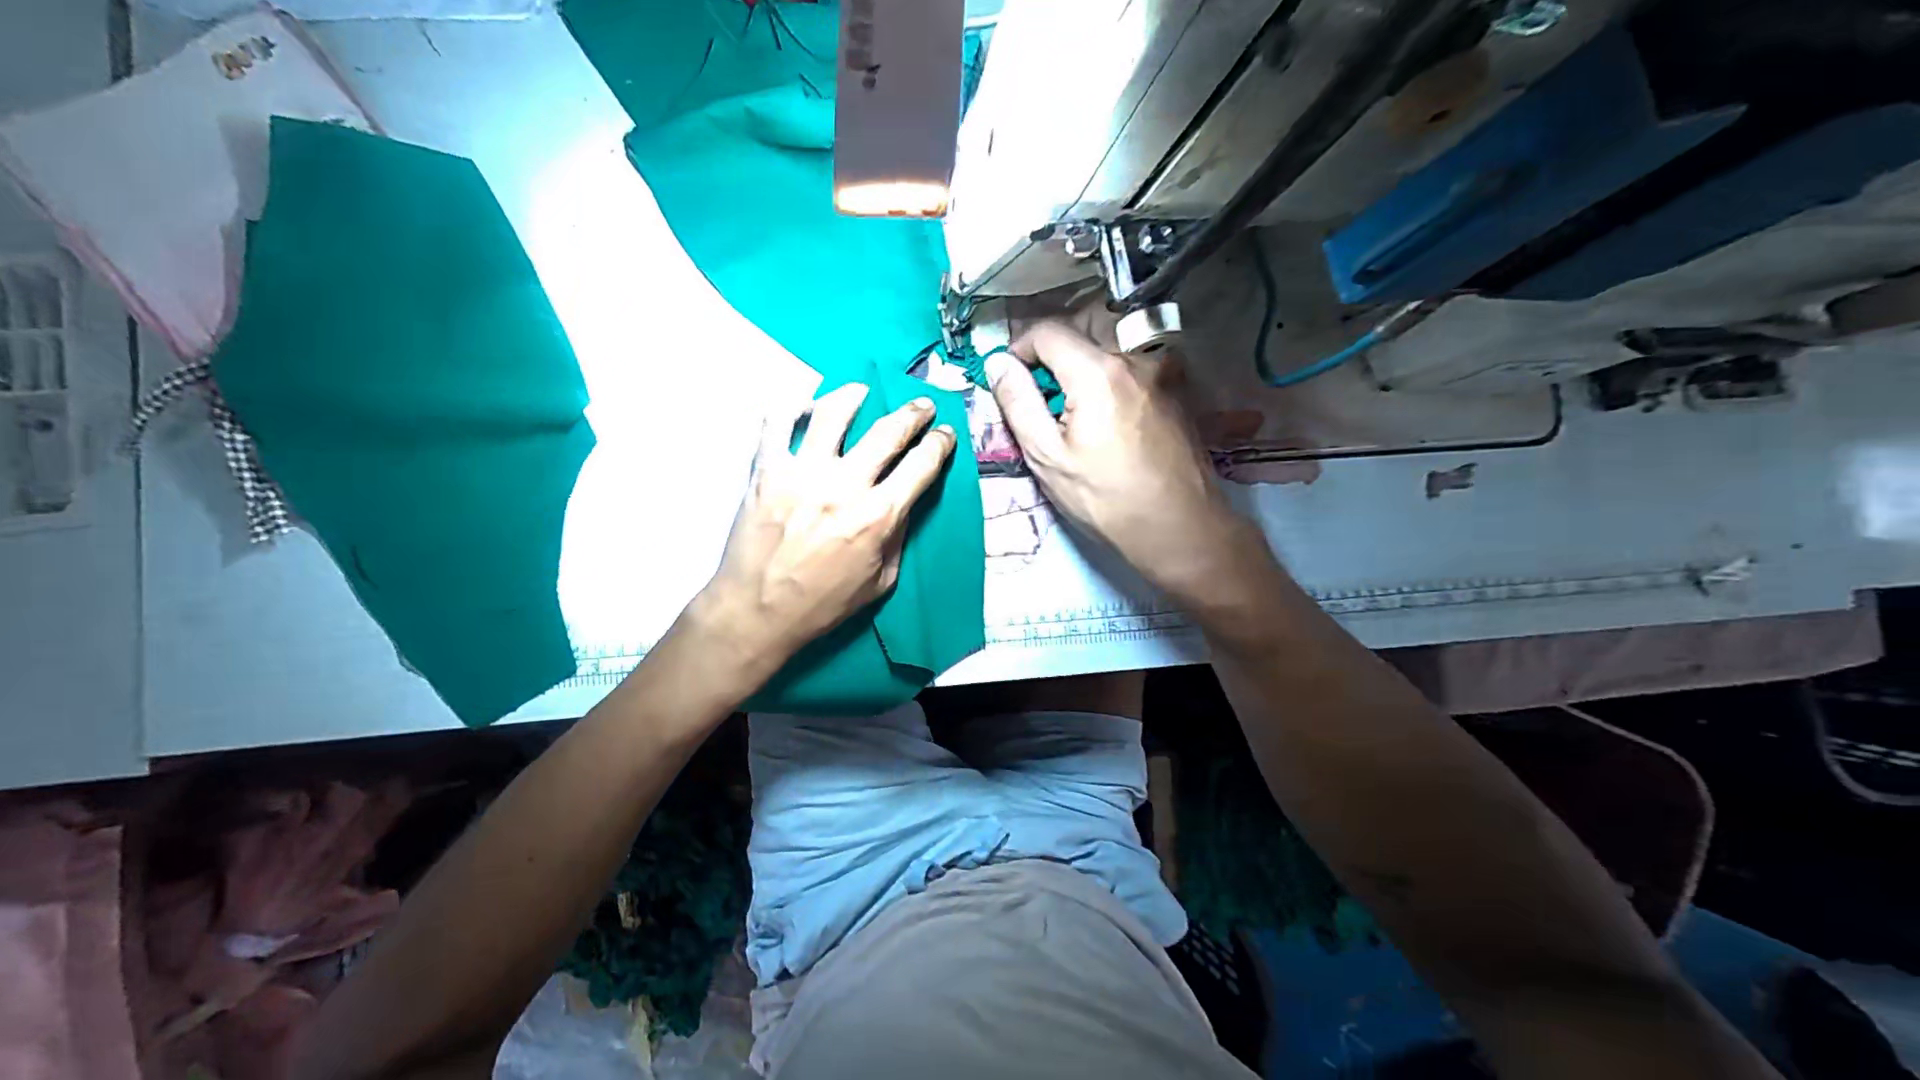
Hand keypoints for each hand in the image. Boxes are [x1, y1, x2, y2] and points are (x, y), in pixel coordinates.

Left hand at [689, 383, 955, 684]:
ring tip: (861, 391)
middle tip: (921, 405)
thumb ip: (896, 538)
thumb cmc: (823, 605)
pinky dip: (791, 407)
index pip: (921, 466)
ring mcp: (802, 472)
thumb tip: (903, 504)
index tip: (943, 434)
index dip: (939, 444)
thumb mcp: (880, 582)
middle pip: (887, 432)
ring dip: (854, 396)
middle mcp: (844, 486)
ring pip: (832, 414)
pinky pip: (777, 424)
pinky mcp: (766, 471)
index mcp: (877, 516)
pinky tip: (803, 405)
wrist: (757, 612)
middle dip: (913, 413)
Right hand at [989, 322, 1271, 607]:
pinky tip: (1109, 436)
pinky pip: (1128, 378)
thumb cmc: (1107, 500)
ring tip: (1077, 431)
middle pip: (1077, 345)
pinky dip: (1107, 393)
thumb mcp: (1047, 456)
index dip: (1019, 350)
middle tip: (1040, 415)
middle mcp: (1135, 360)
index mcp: (1098, 372)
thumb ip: (1018, 402)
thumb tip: (998, 363)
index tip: (1009, 381)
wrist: (1181, 529)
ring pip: (1103, 363)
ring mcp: (1161, 376)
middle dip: (1050, 370)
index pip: (1047, 332)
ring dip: (1080, 384)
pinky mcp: (1175, 394)